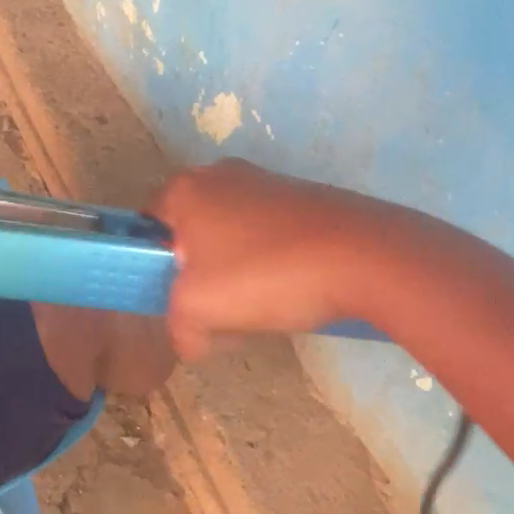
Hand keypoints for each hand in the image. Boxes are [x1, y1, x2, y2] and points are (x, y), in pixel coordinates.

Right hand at [151, 160, 410, 360]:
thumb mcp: (198, 313)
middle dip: (200, 269)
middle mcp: (222, 174)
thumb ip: (180, 329)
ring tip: (259, 303)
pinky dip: (273, 261)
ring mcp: (268, 181)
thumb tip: (191, 340)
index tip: (175, 295)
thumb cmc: (264, 274)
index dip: (156, 265)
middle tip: (214, 304)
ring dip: (237, 269)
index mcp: (186, 189)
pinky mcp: (307, 196)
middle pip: (193, 231)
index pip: (149, 226)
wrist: (364, 257)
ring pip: (233, 234)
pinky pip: (271, 233)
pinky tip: (292, 290)